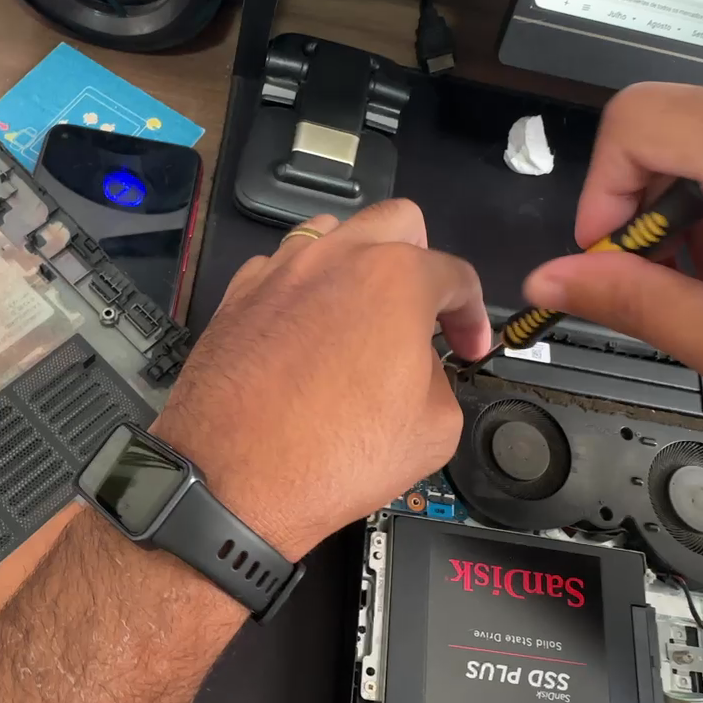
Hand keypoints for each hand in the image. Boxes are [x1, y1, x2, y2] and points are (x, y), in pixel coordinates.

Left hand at [152, 200, 491, 560]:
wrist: (230, 480)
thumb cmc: (336, 456)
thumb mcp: (433, 428)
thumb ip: (439, 376)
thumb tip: (417, 364)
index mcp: (395, 278)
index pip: (456, 275)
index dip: (472, 315)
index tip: (468, 347)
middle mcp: (335, 257)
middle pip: (396, 222)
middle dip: (422, 260)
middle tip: (421, 312)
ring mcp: (279, 270)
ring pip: (332, 234)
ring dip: (358, 263)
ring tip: (360, 315)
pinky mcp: (236, 295)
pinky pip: (281, 270)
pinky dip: (304, 289)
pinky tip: (304, 332)